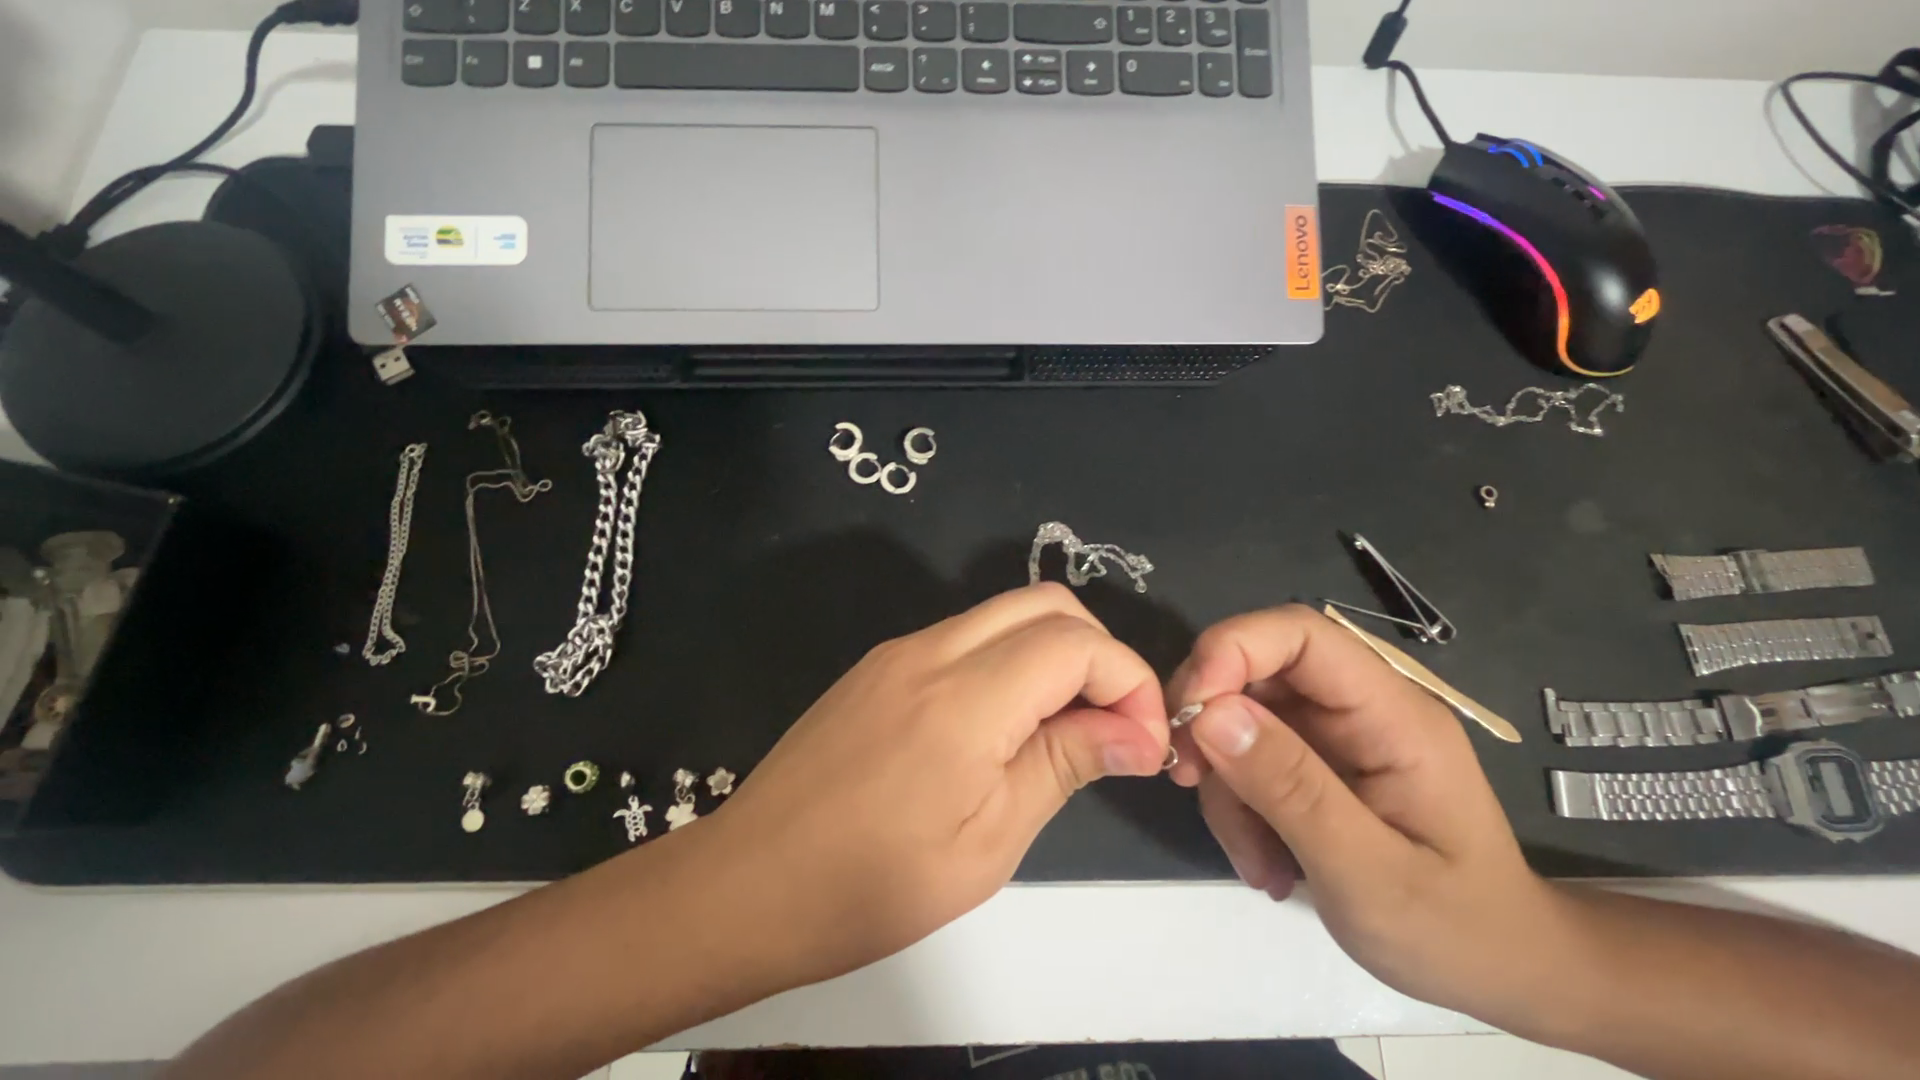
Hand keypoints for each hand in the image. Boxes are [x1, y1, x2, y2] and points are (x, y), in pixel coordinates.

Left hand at [704, 583, 1170, 991]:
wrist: (745, 887)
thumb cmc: (870, 889)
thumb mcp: (988, 843)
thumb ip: (1063, 765)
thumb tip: (1136, 732)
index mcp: (963, 698)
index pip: (1077, 643)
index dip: (1129, 682)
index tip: (1143, 745)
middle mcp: (929, 652)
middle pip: (1045, 605)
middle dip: (1099, 655)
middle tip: (1112, 729)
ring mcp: (895, 654)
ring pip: (1002, 615)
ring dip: (1053, 655)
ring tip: (1065, 734)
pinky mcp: (874, 669)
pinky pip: (962, 638)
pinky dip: (1006, 663)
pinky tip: (1004, 729)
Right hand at [1166, 605, 1573, 1025]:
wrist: (1506, 971)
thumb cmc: (1456, 929)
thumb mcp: (1368, 872)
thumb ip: (1291, 788)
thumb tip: (1209, 713)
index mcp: (1391, 715)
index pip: (1301, 635)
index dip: (1231, 650)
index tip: (1184, 713)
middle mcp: (1360, 711)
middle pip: (1258, 675)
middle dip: (1211, 728)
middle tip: (1188, 782)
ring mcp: (1337, 739)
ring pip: (1242, 725)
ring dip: (1228, 790)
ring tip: (1260, 867)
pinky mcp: (1318, 768)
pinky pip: (1252, 765)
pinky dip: (1242, 811)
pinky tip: (1269, 867)